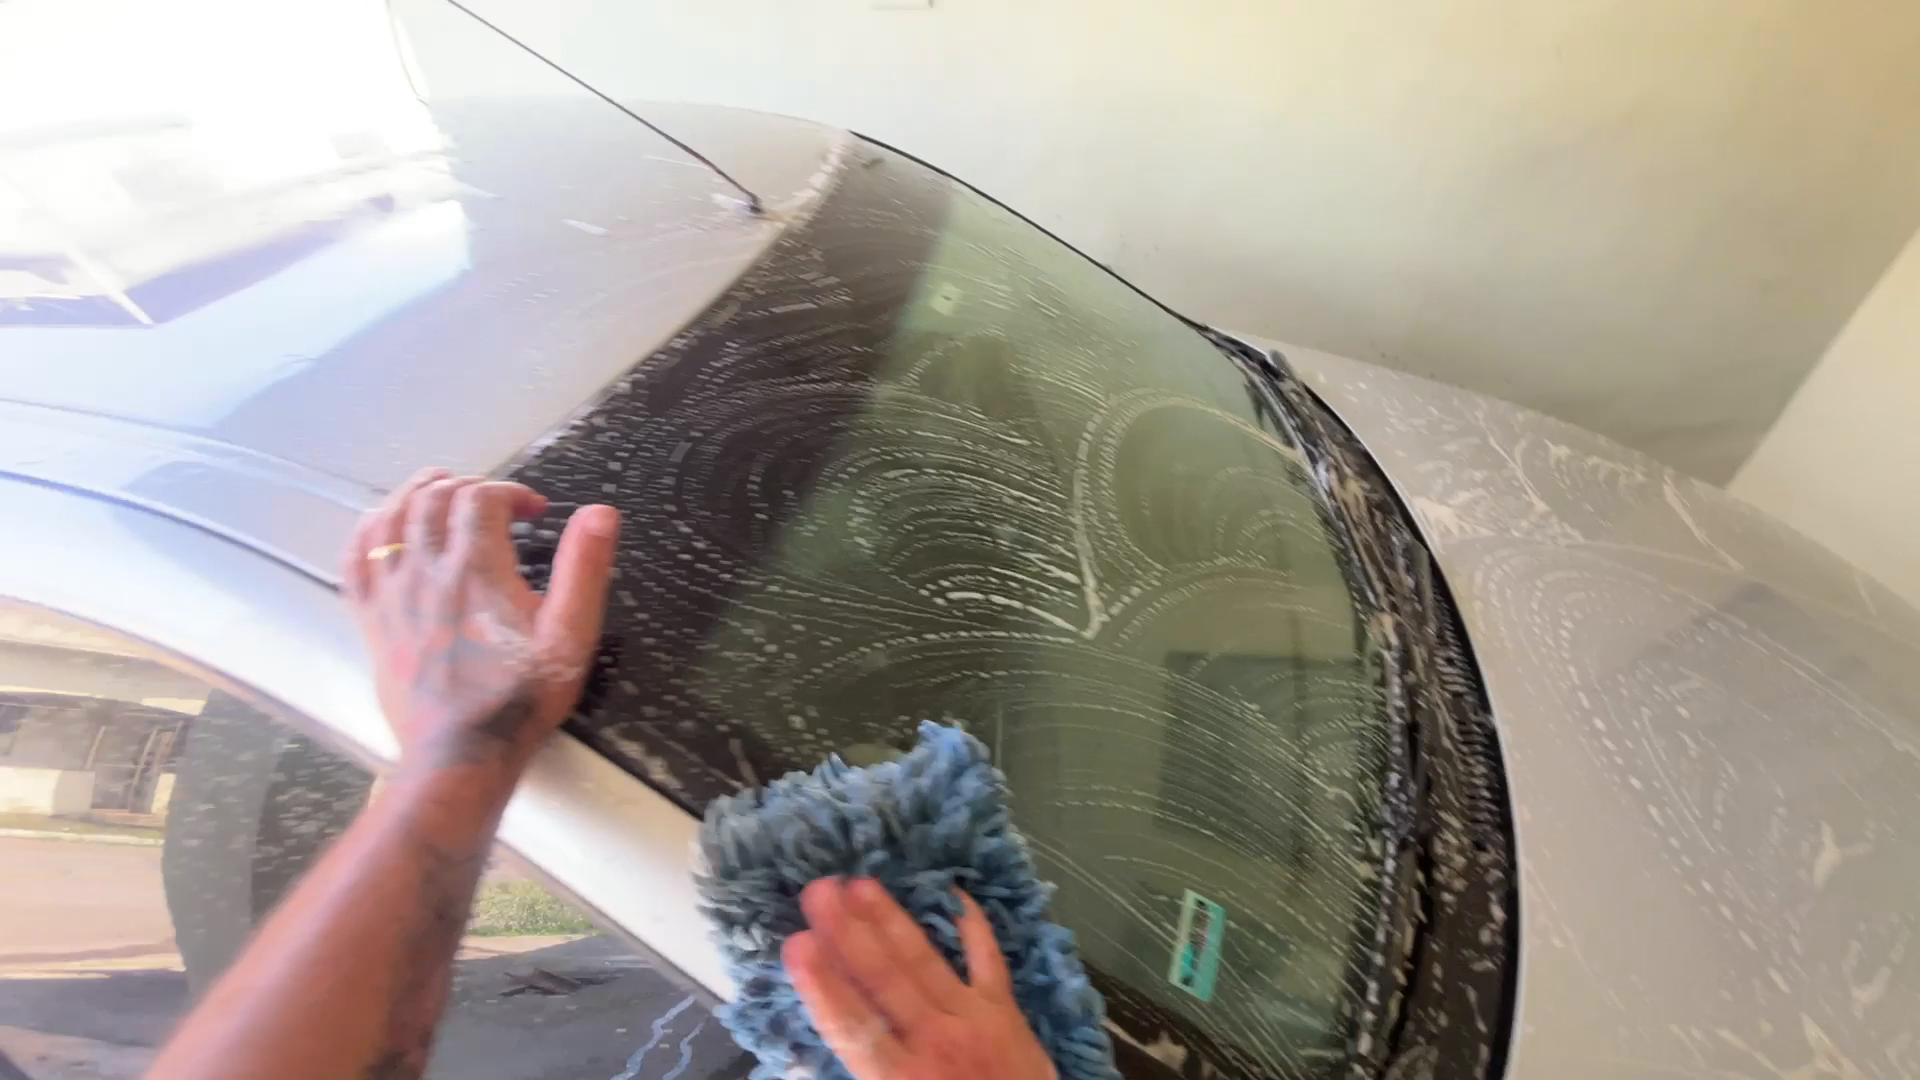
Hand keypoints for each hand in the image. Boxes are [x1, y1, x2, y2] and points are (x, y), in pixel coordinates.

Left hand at [343, 467, 619, 774]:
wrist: (463, 751)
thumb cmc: (525, 691)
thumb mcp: (572, 631)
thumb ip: (585, 567)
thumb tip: (601, 512)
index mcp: (478, 569)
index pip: (482, 498)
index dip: (513, 491)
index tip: (539, 512)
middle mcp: (427, 571)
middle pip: (432, 500)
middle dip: (468, 486)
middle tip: (498, 501)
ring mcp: (392, 595)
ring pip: (388, 521)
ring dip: (414, 494)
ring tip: (439, 487)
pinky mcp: (373, 621)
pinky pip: (356, 560)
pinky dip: (369, 530)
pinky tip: (384, 528)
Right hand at [784, 878, 1056, 1079]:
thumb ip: (865, 1075)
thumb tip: (809, 1055)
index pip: (853, 1025)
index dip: (823, 983)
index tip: (798, 942)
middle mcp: (935, 1040)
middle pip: (883, 978)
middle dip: (848, 932)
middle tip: (820, 889)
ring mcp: (973, 1016)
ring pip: (923, 958)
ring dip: (889, 918)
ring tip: (860, 883)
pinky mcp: (1005, 1007)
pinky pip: (987, 955)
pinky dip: (971, 923)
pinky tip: (953, 890)